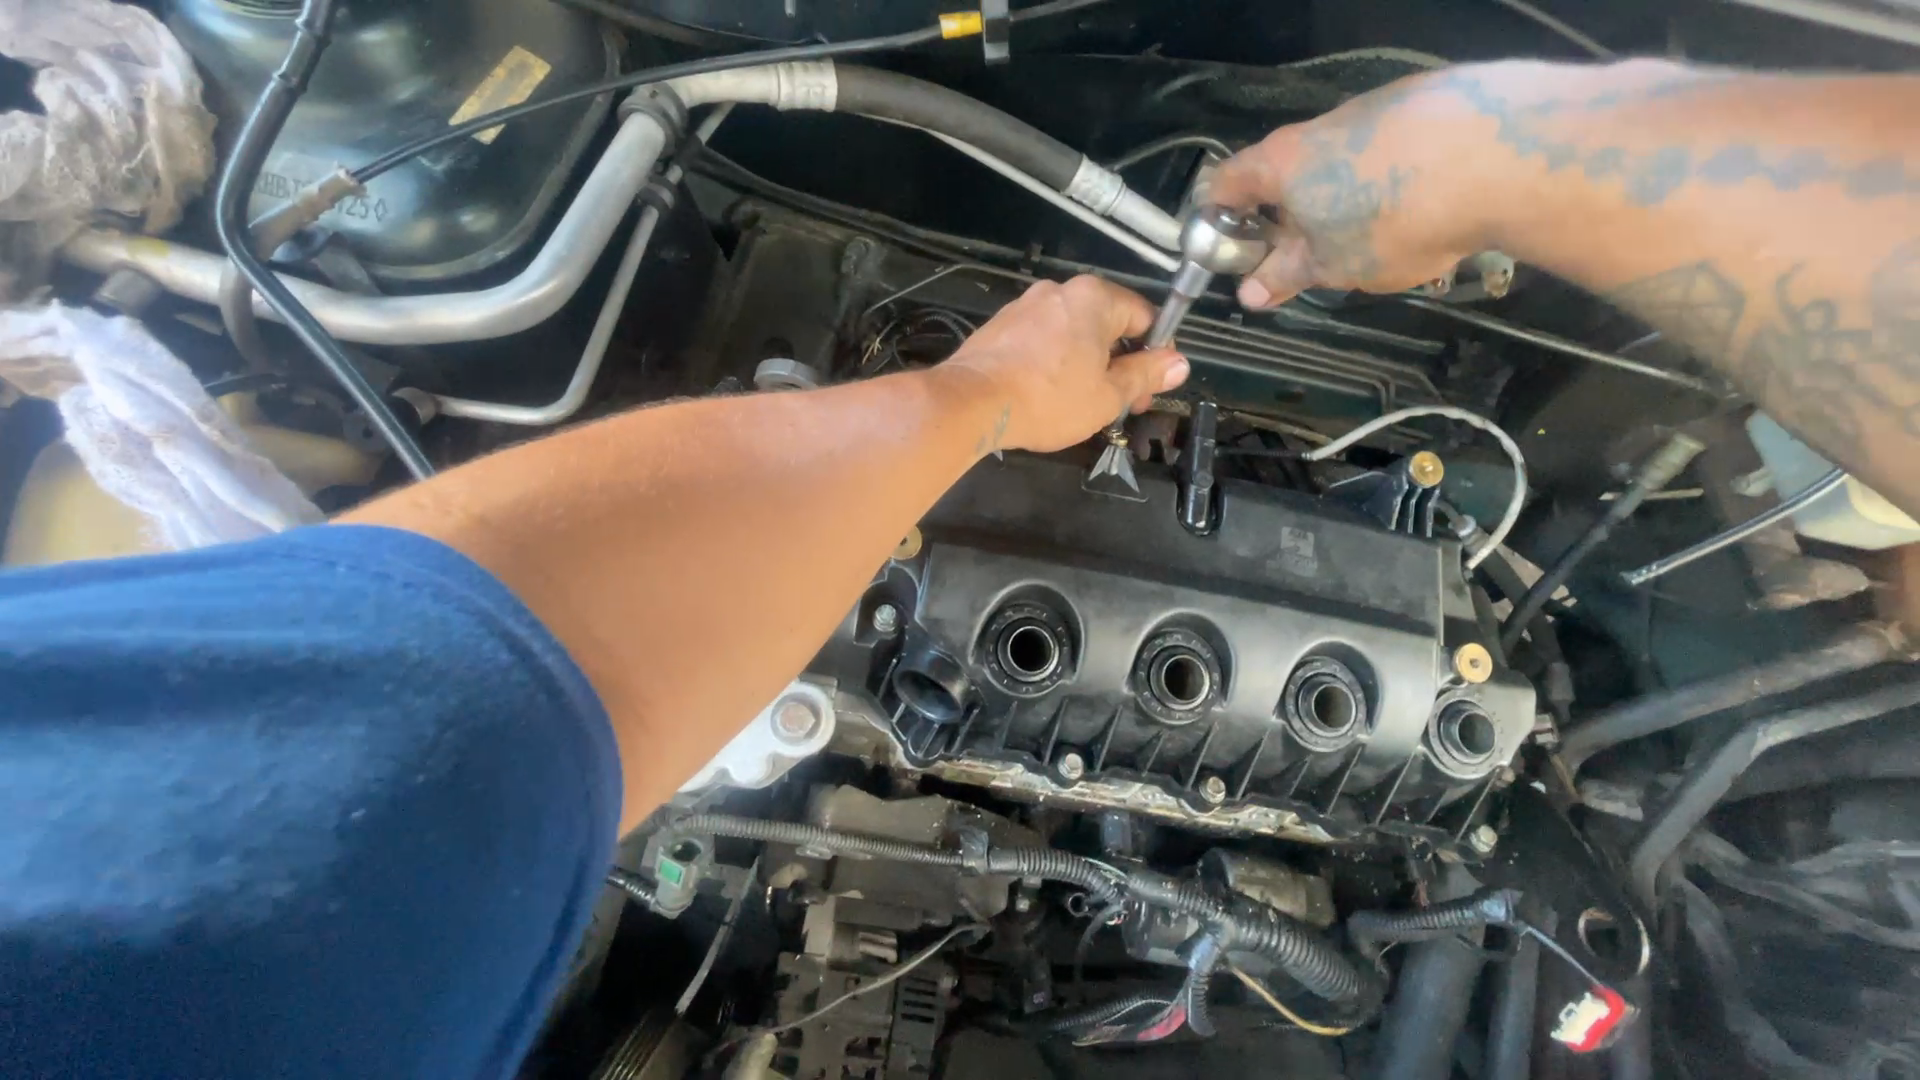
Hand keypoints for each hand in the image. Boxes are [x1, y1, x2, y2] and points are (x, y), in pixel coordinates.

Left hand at [939, 275, 1188, 453]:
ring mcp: (1025, 306)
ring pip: (1072, 333)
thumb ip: (1145, 375)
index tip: (1150, 388)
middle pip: (1107, 324)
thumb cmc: (1048, 399)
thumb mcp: (1108, 395)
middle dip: (1119, 363)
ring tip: (1082, 404)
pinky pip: (1041, 341)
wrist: (971, 403)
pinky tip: (1047, 395)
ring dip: (1086, 364)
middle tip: (1120, 404)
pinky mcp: (999, 327)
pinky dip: (1053, 363)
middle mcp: (1059, 291)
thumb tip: (1179, 363)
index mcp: (1094, 298)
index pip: (1145, 317)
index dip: (1156, 354)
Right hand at [1207, 69, 1503, 308]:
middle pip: (1285, 172)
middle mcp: (1323, 125)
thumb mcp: (1331, 265)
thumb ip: (1285, 275)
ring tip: (1373, 237)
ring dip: (1340, 199)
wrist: (1509, 157)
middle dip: (1286, 216)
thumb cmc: (1394, 219)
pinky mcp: (1430, 102)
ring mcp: (1378, 107)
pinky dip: (1390, 176)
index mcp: (1284, 162)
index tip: (1227, 250)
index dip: (1215, 218)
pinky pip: (1391, 147)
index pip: (1224, 183)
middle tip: (1303, 258)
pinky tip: (1422, 204)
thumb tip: (1251, 292)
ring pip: (1340, 161)